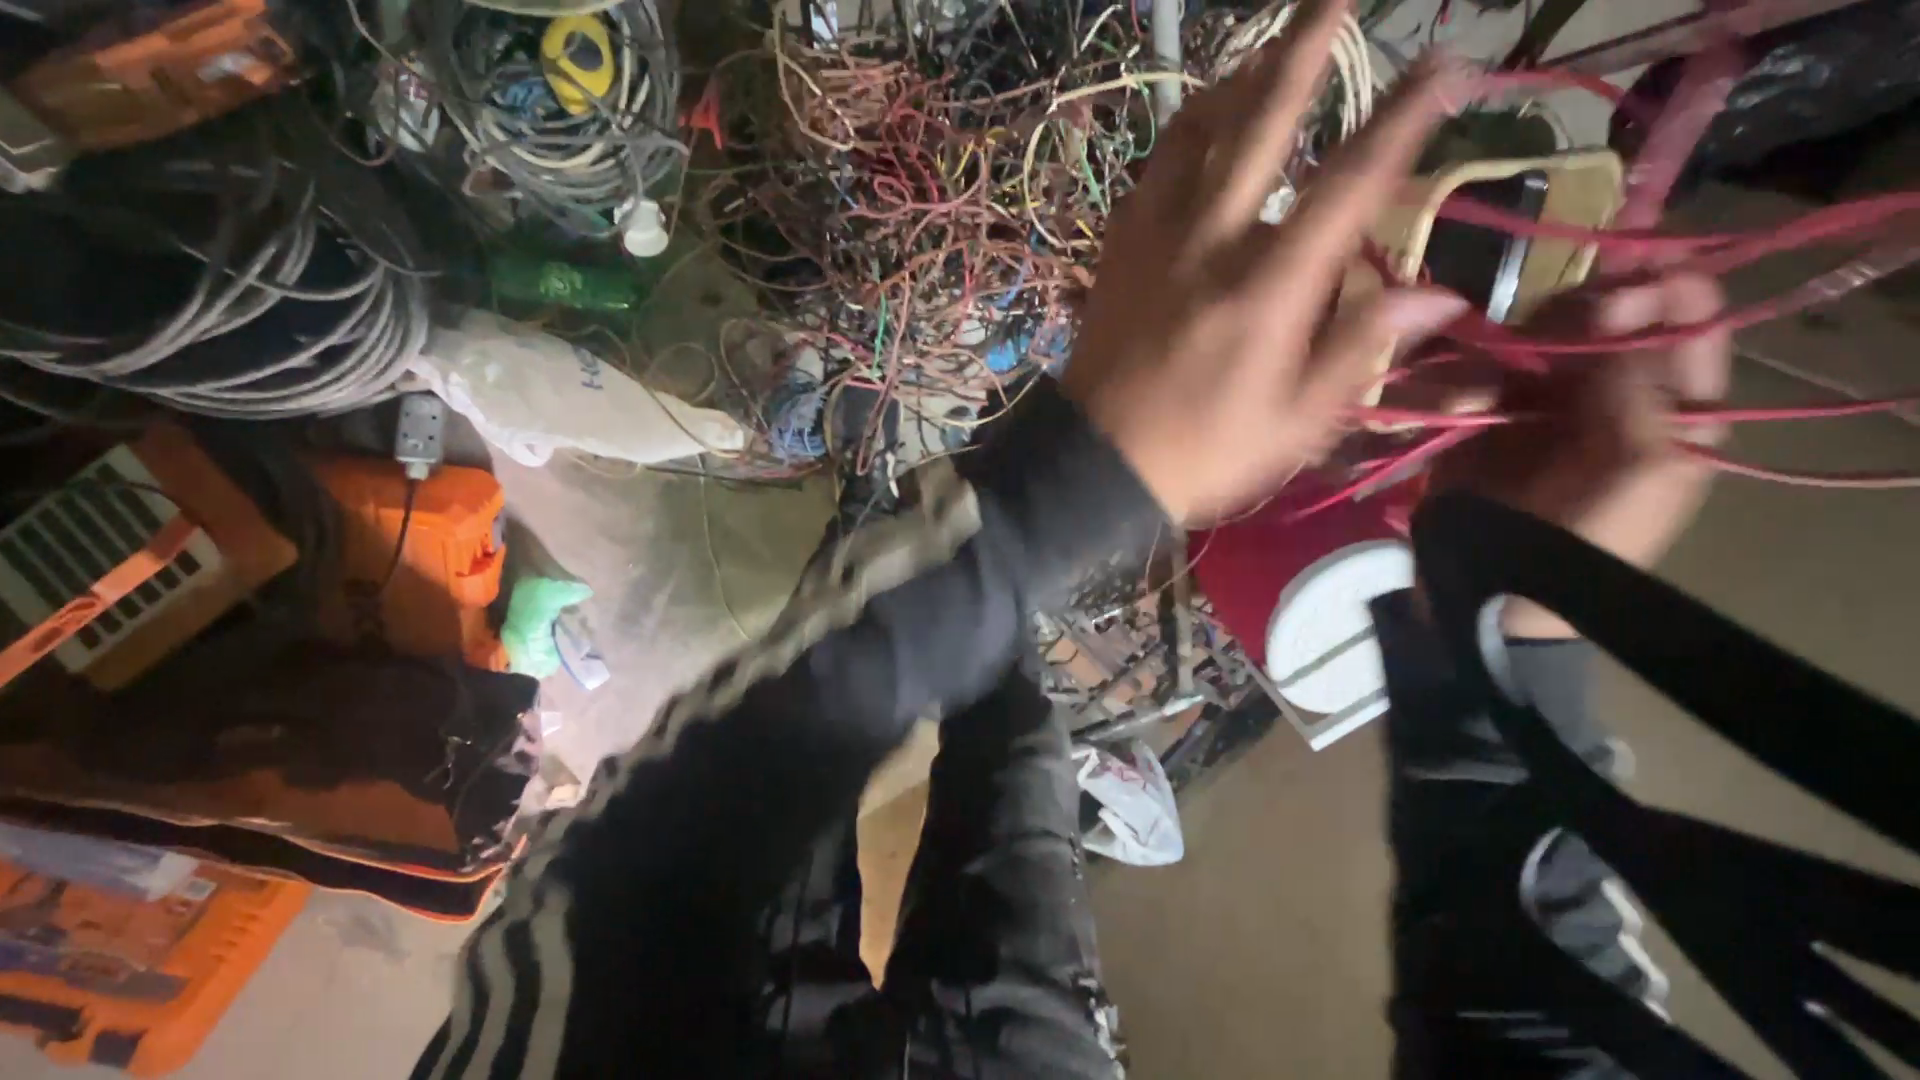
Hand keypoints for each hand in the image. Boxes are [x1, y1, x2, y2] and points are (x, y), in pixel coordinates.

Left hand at [1063, 0, 1471, 524]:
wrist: (1098, 462)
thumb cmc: (1206, 451)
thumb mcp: (1297, 421)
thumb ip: (1361, 348)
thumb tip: (1436, 297)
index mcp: (1269, 287)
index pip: (1349, 185)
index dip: (1401, 120)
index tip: (1444, 67)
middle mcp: (1212, 242)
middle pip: (1261, 124)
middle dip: (1304, 50)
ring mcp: (1155, 238)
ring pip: (1196, 133)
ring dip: (1237, 82)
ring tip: (1266, 52)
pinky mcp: (1118, 248)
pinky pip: (1153, 170)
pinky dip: (1184, 135)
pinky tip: (1201, 128)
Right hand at [1431, 273, 1733, 637]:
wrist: (1498, 593)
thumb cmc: (1587, 542)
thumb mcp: (1646, 469)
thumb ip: (1649, 384)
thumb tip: (1642, 298)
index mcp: (1669, 400)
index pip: (1684, 316)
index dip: (1661, 288)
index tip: (1628, 289)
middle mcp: (1604, 386)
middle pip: (1594, 311)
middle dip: (1568, 316)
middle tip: (1545, 333)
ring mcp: (1535, 398)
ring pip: (1519, 337)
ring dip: (1494, 357)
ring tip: (1472, 400)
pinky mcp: (1474, 415)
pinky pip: (1461, 374)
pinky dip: (1449, 385)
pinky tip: (1449, 413)